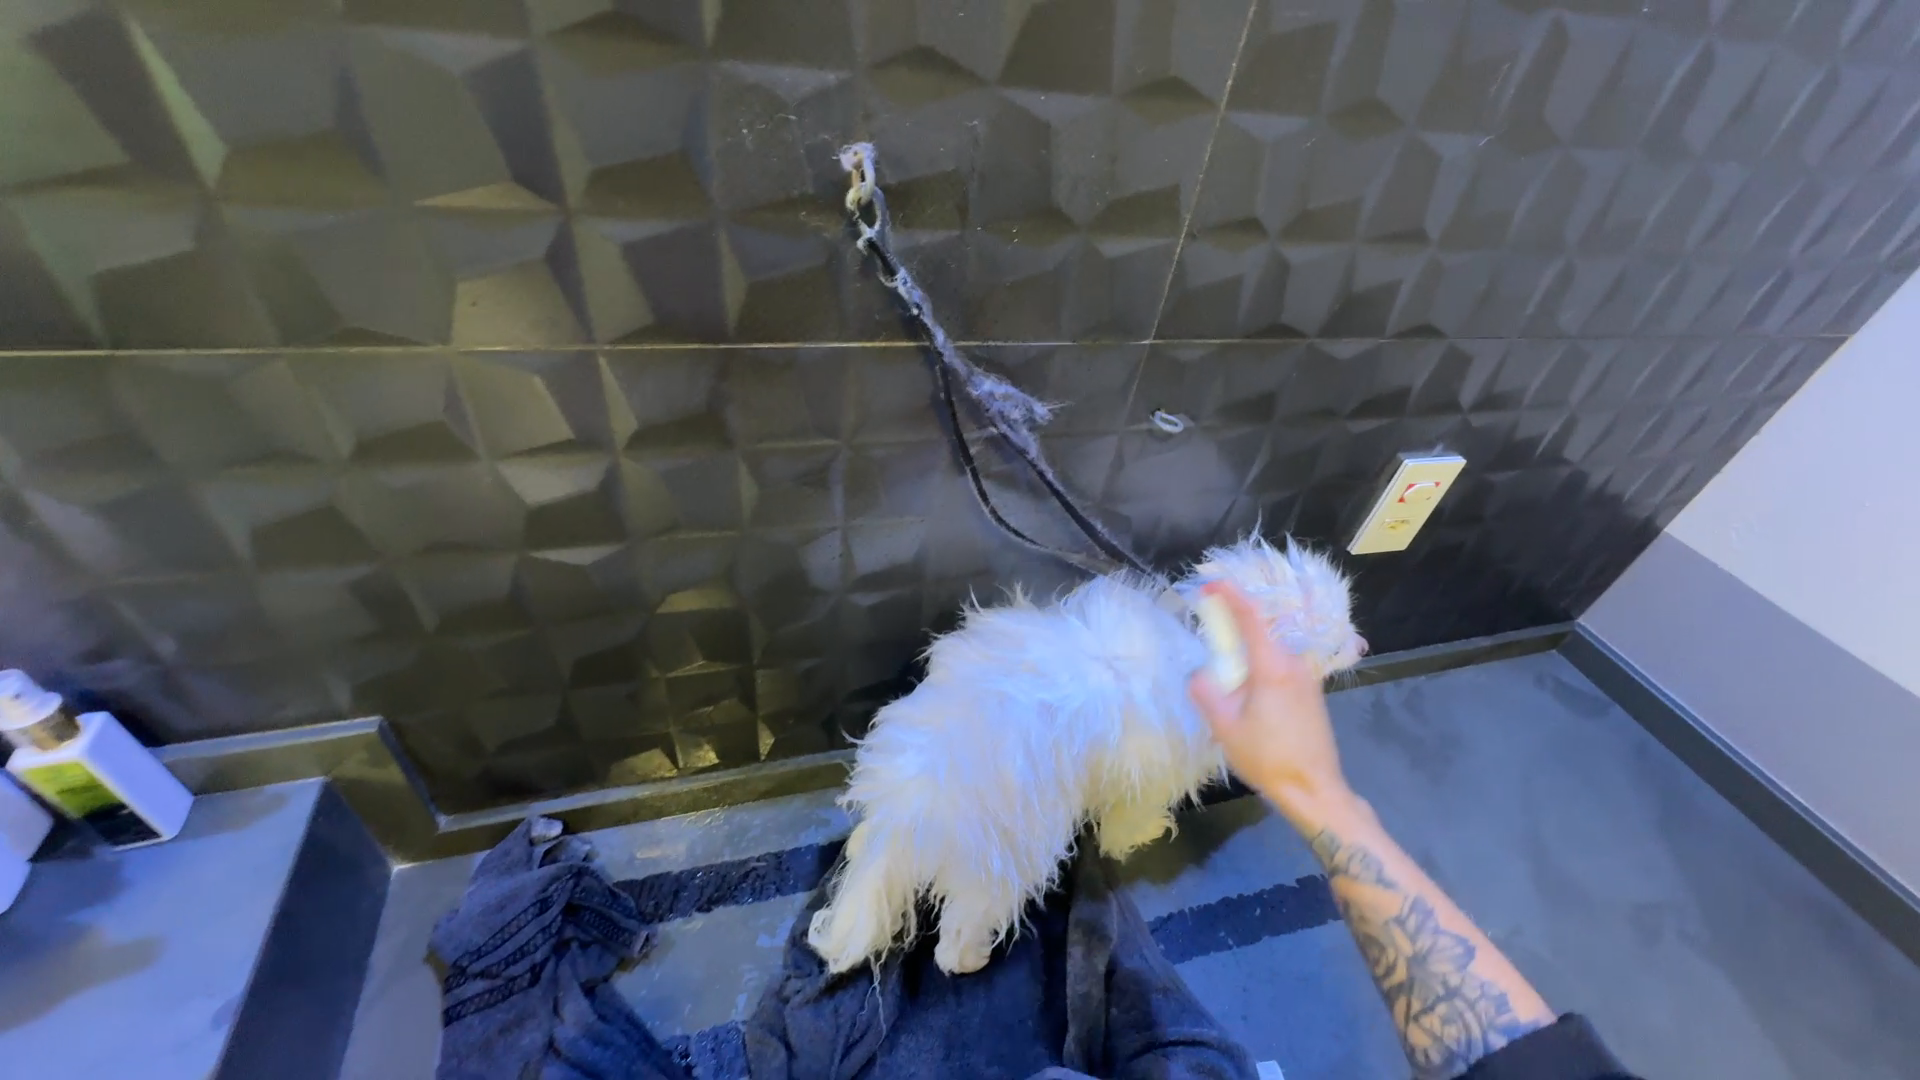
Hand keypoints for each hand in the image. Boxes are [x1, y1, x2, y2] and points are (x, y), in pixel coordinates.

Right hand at [1187, 581, 1355, 829]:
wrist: (1314, 790)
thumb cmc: (1268, 757)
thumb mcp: (1224, 726)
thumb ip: (1206, 691)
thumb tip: (1200, 674)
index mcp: (1273, 667)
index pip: (1252, 617)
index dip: (1231, 595)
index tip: (1210, 584)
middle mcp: (1295, 665)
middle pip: (1263, 630)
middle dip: (1235, 621)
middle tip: (1210, 623)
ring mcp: (1307, 679)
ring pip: (1272, 650)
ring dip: (1248, 647)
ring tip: (1225, 662)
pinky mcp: (1311, 694)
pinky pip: (1281, 666)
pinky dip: (1261, 663)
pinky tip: (1247, 688)